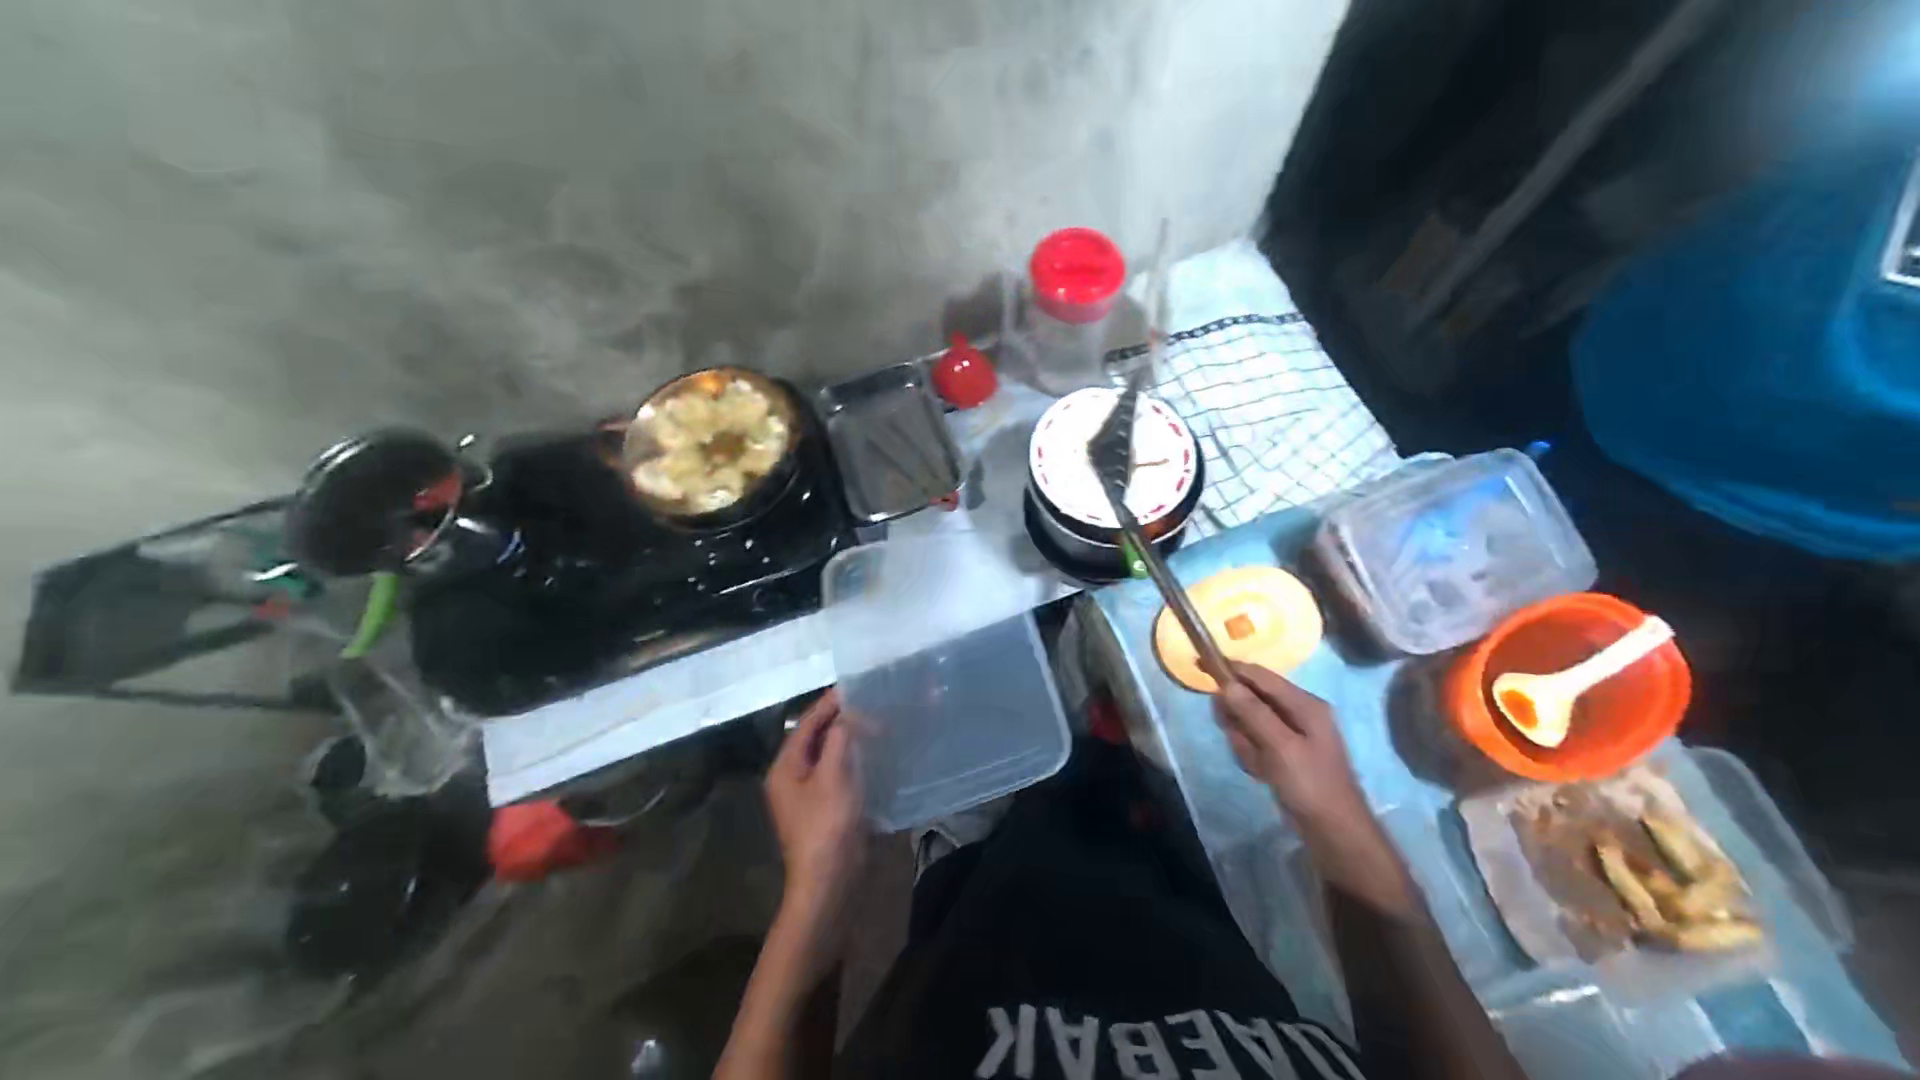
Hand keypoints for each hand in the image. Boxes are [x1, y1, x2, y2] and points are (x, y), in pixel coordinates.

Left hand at [766, 689, 866, 916]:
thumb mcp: (834, 775)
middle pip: (818, 737)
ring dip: (852, 738)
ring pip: (831, 755)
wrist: (829, 884)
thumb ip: (841, 738)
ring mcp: (810, 795)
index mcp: (785, 767)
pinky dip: (857, 759)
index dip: (831, 703)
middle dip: (843, 719)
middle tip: (874, 702)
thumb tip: (849, 713)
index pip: (807, 723)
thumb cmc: (827, 826)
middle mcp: (792, 777)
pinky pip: (841, 773)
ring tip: (880, 722)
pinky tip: (878, 755)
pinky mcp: (827, 809)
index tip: (857, 686)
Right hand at [1214, 662, 1418, 916]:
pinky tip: (1260, 771)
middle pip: (1252, 698)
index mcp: (1305, 704)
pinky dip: (1252, 753)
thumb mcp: (1279, 746)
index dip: (1231, 669)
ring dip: (1244, 740)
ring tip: (1256, 762)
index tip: (1202, 667)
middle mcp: (1299, 712)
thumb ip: (1253, 712)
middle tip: (1239, 739)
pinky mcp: (1285, 751)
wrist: (1334, 831)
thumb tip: (1226, 683)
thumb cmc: (1310, 785)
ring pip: (1250, 722)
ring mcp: (1292, 733)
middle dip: (1239, 718)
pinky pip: (1256, 741)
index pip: (1260, 675)